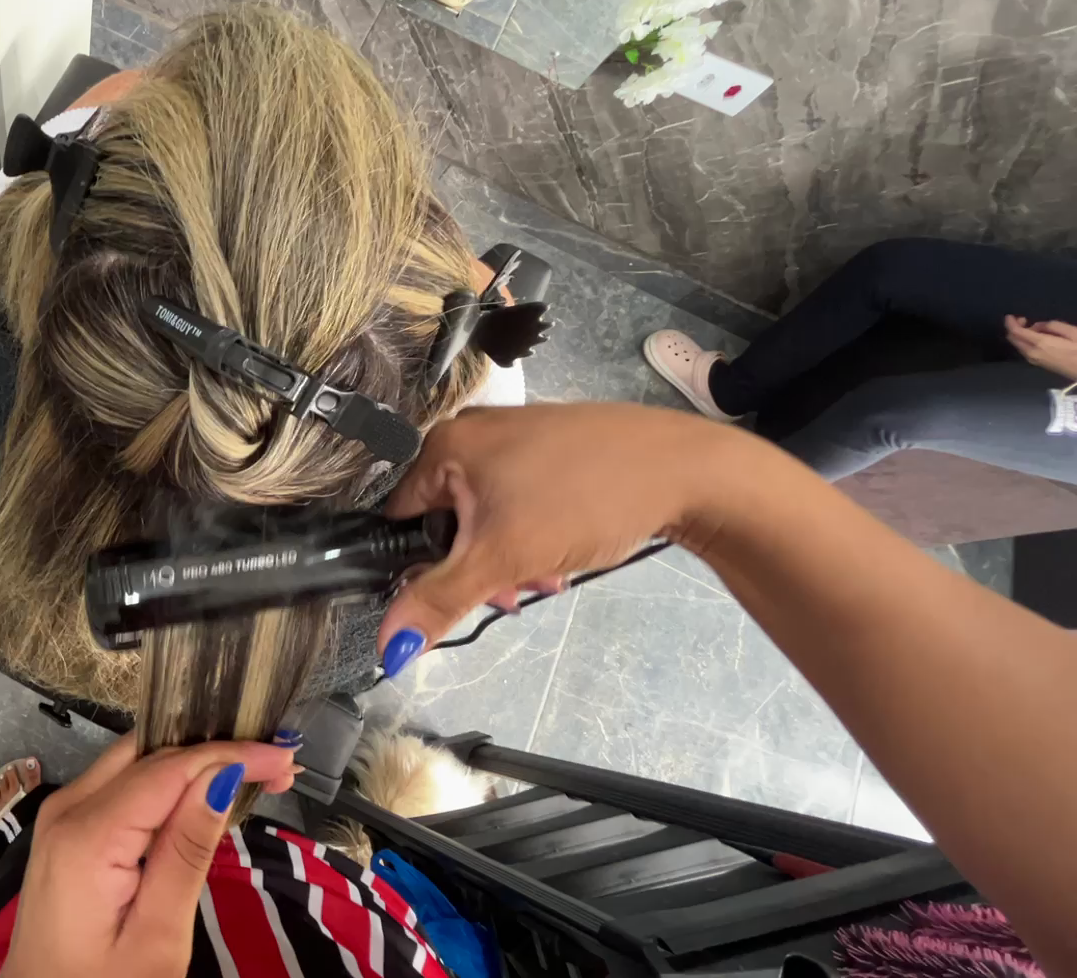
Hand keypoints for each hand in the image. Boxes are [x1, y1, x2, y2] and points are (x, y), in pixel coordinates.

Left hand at [0, 734, 297, 977]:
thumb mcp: (156, 938)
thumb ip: (187, 851)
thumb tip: (222, 777)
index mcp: (87, 833)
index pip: (169, 769)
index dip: (228, 755)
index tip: (282, 757)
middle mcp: (69, 805)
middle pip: (151, 753)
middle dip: (216, 751)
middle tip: (276, 766)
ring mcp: (65, 810)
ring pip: (138, 760)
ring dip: (195, 762)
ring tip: (254, 773)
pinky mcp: (70, 823)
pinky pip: (125, 782)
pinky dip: (169, 781)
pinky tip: (206, 791)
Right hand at [377, 404, 766, 671]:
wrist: (691, 468)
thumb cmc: (583, 502)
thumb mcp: (504, 557)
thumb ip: (439, 601)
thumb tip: (388, 647)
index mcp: (443, 445)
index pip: (401, 516)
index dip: (420, 565)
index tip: (460, 597)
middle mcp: (469, 432)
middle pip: (446, 516)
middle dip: (476, 565)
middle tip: (512, 593)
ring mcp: (510, 435)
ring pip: (483, 511)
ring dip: (505, 554)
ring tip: (547, 576)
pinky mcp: (546, 444)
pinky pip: (513, 495)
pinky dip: (527, 529)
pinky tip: (560, 551)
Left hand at [1005, 315, 1076, 382]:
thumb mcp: (1074, 333)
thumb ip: (1054, 326)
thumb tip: (1036, 325)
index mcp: (1039, 343)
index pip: (1016, 332)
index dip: (1010, 323)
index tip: (1010, 316)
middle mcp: (1030, 352)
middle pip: (1013, 339)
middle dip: (1014, 328)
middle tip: (1023, 320)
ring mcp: (1032, 359)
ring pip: (1018, 345)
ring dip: (1020, 335)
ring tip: (1033, 328)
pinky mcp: (1037, 363)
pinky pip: (1024, 350)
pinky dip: (1025, 341)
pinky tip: (1037, 337)